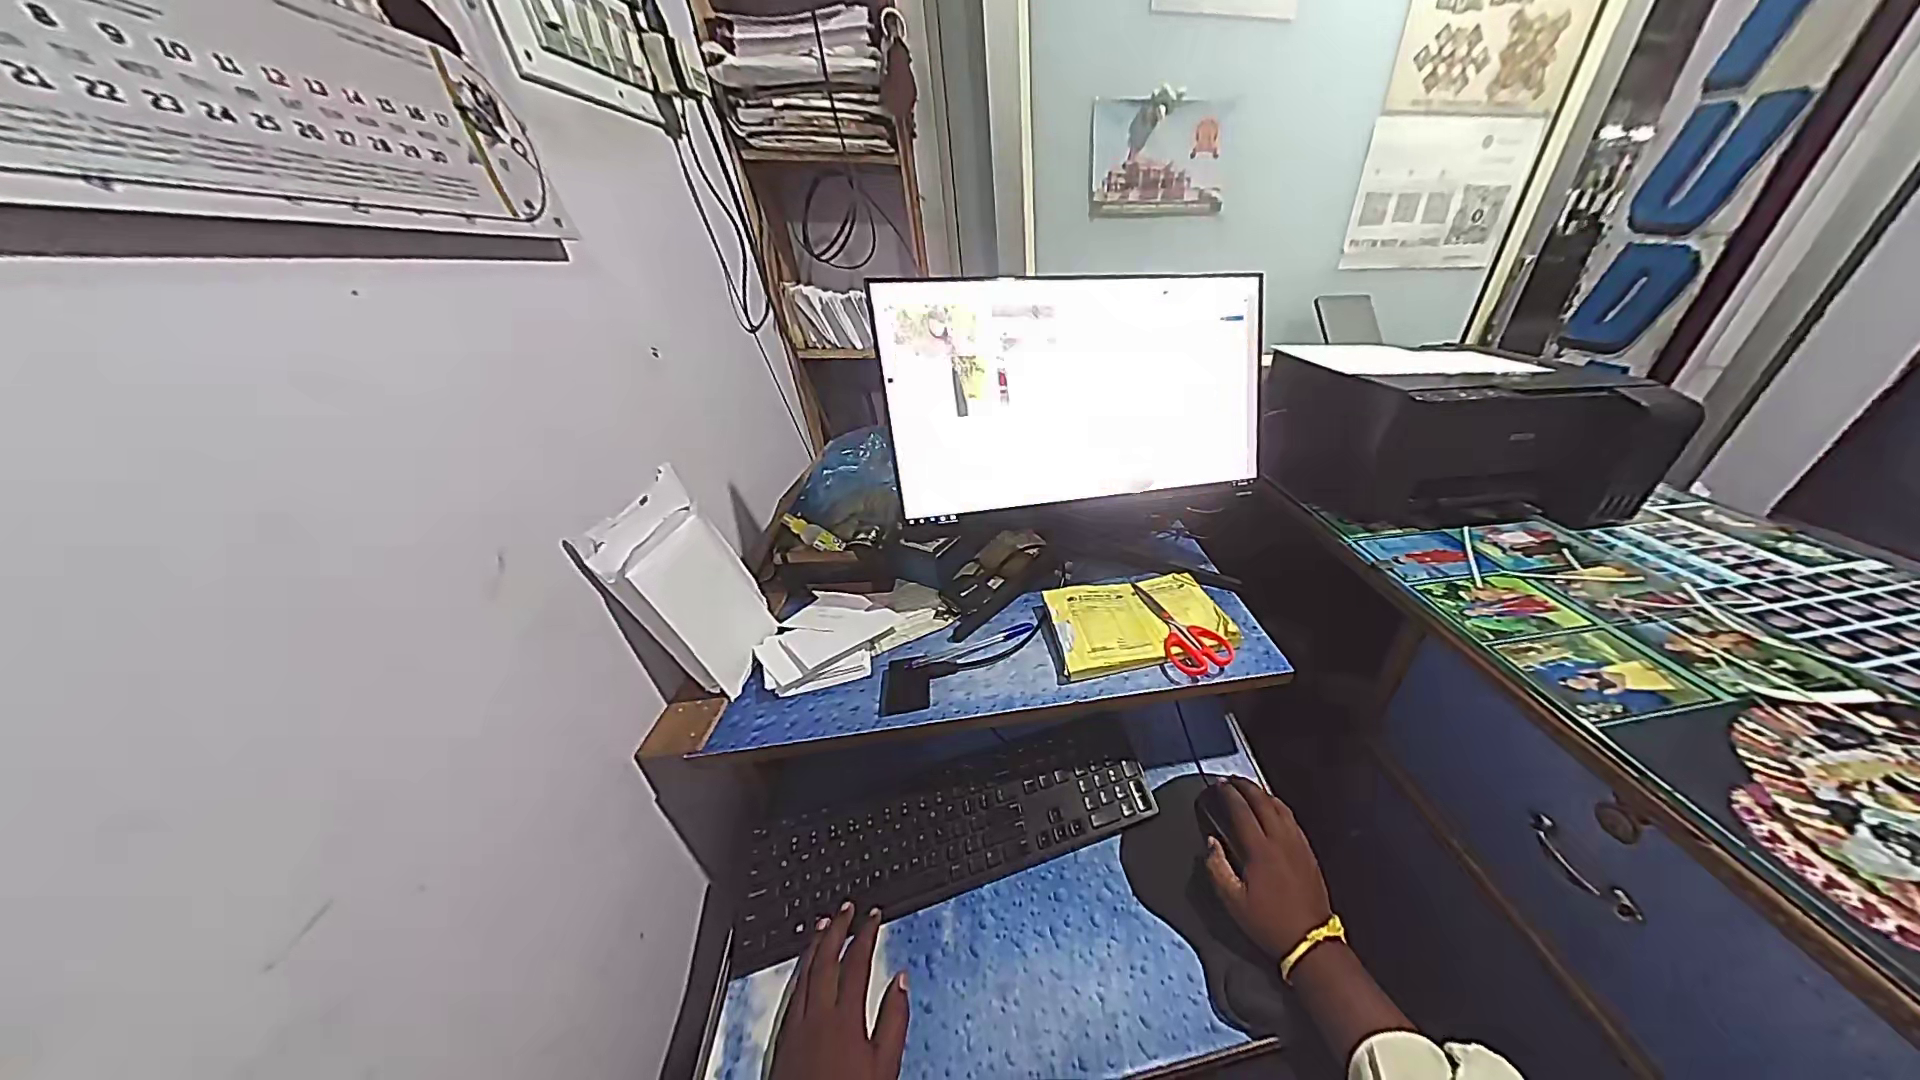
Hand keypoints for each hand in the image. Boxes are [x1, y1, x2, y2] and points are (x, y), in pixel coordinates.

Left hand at [770, 902, 910, 1079]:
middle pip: (826, 958)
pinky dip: (801, 969)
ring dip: (816, 943)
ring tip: (825, 924)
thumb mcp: (884, 1066)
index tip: (873, 915)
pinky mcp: (782, 1039)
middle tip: (847, 907)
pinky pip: (792, 990)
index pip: (856, 961)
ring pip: (804, 971)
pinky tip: (806, 965)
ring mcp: (795, 1025)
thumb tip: (901, 979)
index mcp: (844, 1017)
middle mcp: (816, 1014)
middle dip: (838, 928)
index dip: (865, 933)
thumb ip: (894, 1019)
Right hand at [1202, 776, 1332, 959]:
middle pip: (1263, 802)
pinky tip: (1273, 808)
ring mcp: (1298, 845)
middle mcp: (1281, 841)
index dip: (1228, 794)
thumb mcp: (1233, 901)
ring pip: (1281, 808)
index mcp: (1260, 850)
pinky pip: (1292, 820)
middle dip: (1245, 787)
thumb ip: (1217, 868)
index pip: (1242, 810)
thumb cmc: (1268, 922)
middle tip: (1231, 779)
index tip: (1218, 785)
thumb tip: (1210, 842)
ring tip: (1250, 788)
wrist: (1311, 942)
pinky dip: (1279, 806)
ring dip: (1263, 793)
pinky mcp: (1309, 853)